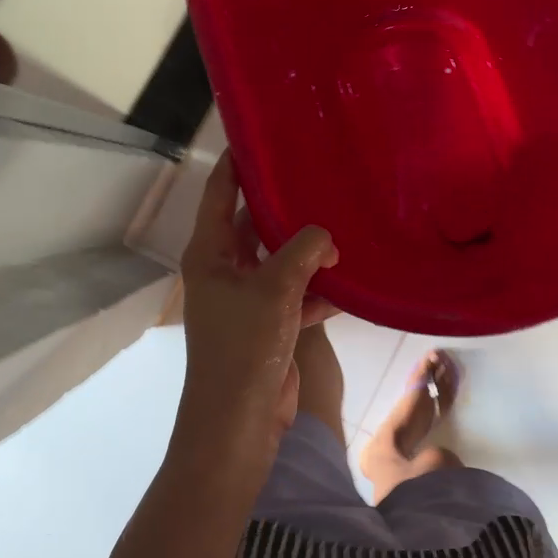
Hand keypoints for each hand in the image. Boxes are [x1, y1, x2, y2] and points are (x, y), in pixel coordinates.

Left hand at [176, 151, 338, 463]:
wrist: (239, 421)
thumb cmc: (245, 345)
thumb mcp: (276, 287)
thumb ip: (305, 250)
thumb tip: (327, 237)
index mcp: (209, 253)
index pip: (218, 193)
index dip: (235, 164)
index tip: (259, 136)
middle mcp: (224, 270)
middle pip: (253, 225)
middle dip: (282, 206)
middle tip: (318, 176)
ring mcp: (246, 300)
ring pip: (279, 261)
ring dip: (307, 250)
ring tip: (343, 223)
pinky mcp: (267, 327)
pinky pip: (295, 296)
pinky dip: (317, 290)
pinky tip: (348, 283)